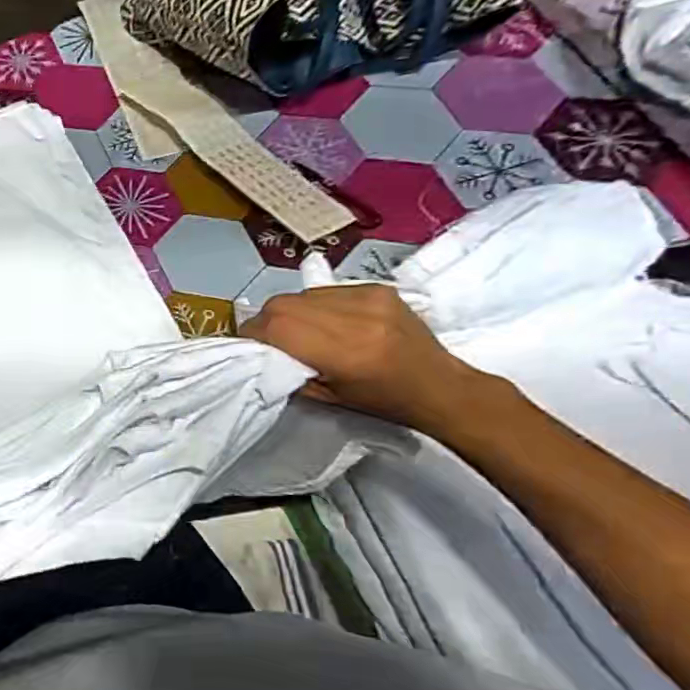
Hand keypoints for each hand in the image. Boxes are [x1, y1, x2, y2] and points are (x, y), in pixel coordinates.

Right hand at [238, 284, 494, 430]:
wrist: (441, 386)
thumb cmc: (380, 401)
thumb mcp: (325, 395)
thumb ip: (288, 368)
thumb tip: (259, 348)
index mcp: (344, 353)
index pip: (277, 327)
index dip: (253, 332)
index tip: (247, 343)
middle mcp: (357, 319)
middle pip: (283, 304)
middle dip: (266, 320)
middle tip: (269, 337)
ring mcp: (370, 299)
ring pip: (302, 294)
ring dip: (290, 310)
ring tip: (300, 329)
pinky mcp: (379, 288)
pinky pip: (327, 290)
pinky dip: (316, 304)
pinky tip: (328, 320)